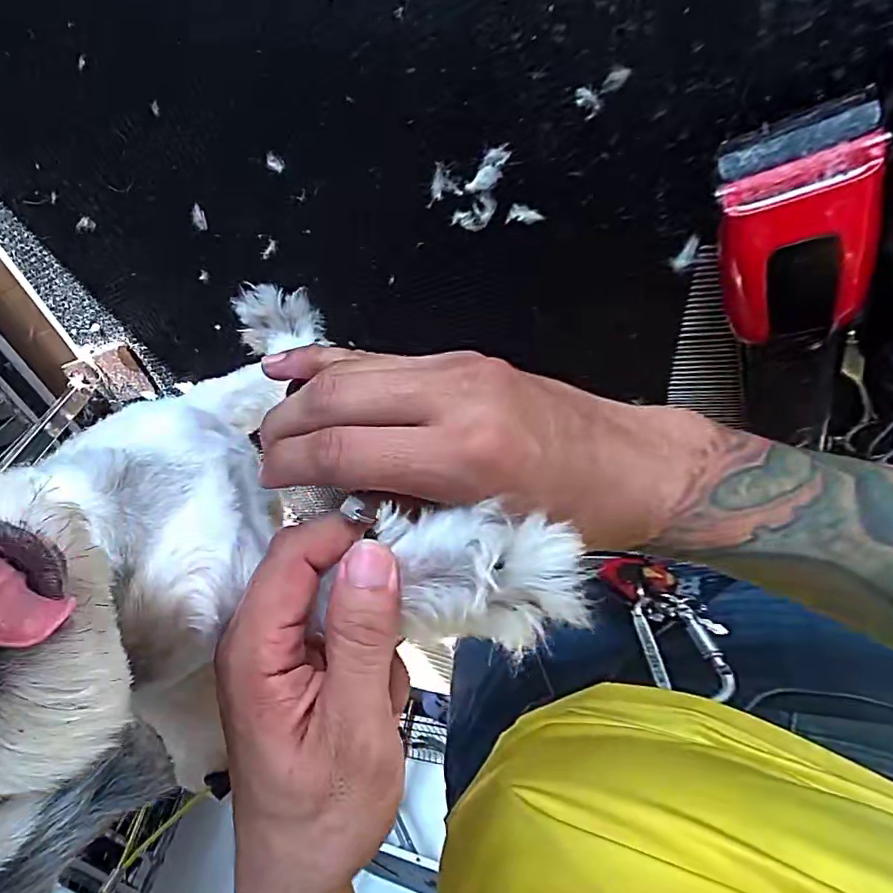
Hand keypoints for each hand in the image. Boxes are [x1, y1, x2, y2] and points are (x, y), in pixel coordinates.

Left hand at [215, 515, 408, 892]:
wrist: (301, 872)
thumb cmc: (326, 812)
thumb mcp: (357, 725)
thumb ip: (363, 636)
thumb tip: (372, 551)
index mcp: (254, 648)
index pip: (292, 553)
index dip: (346, 537)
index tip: (403, 551)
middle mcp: (253, 640)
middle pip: (311, 569)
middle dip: (365, 594)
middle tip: (399, 638)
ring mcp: (274, 655)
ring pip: (333, 601)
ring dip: (370, 634)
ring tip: (381, 692)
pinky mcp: (295, 670)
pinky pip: (338, 633)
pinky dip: (367, 656)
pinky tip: (372, 702)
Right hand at [259, 347, 725, 549]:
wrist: (630, 465)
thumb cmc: (570, 515)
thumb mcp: (488, 536)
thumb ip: (408, 515)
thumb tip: (345, 500)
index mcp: (460, 454)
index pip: (342, 451)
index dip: (291, 467)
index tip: (268, 483)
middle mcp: (452, 396)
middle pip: (335, 399)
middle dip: (284, 428)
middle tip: (261, 457)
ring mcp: (456, 367)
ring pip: (352, 368)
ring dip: (301, 393)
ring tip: (270, 420)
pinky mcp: (462, 357)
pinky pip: (380, 357)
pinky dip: (331, 362)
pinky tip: (292, 365)